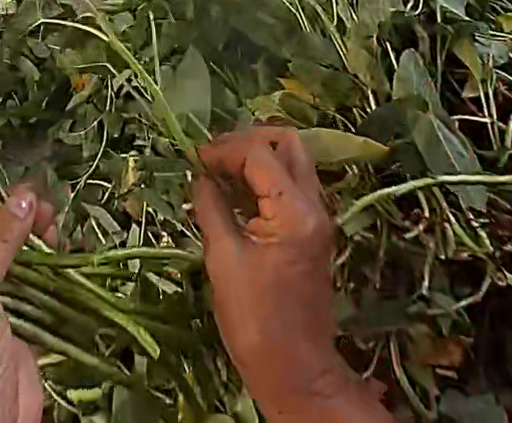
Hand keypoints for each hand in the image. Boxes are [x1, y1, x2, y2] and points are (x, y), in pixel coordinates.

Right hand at [192, 128, 391, 421]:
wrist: (296, 371)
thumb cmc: (255, 321)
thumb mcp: (223, 259)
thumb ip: (211, 207)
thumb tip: (199, 175)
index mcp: (295, 211)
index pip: (259, 154)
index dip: (223, 149)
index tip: (194, 158)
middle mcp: (314, 204)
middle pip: (287, 142)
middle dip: (247, 140)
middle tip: (213, 155)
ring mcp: (318, 215)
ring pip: (292, 158)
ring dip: (256, 155)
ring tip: (219, 168)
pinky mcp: (312, 227)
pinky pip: (290, 182)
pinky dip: (263, 175)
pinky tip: (235, 188)